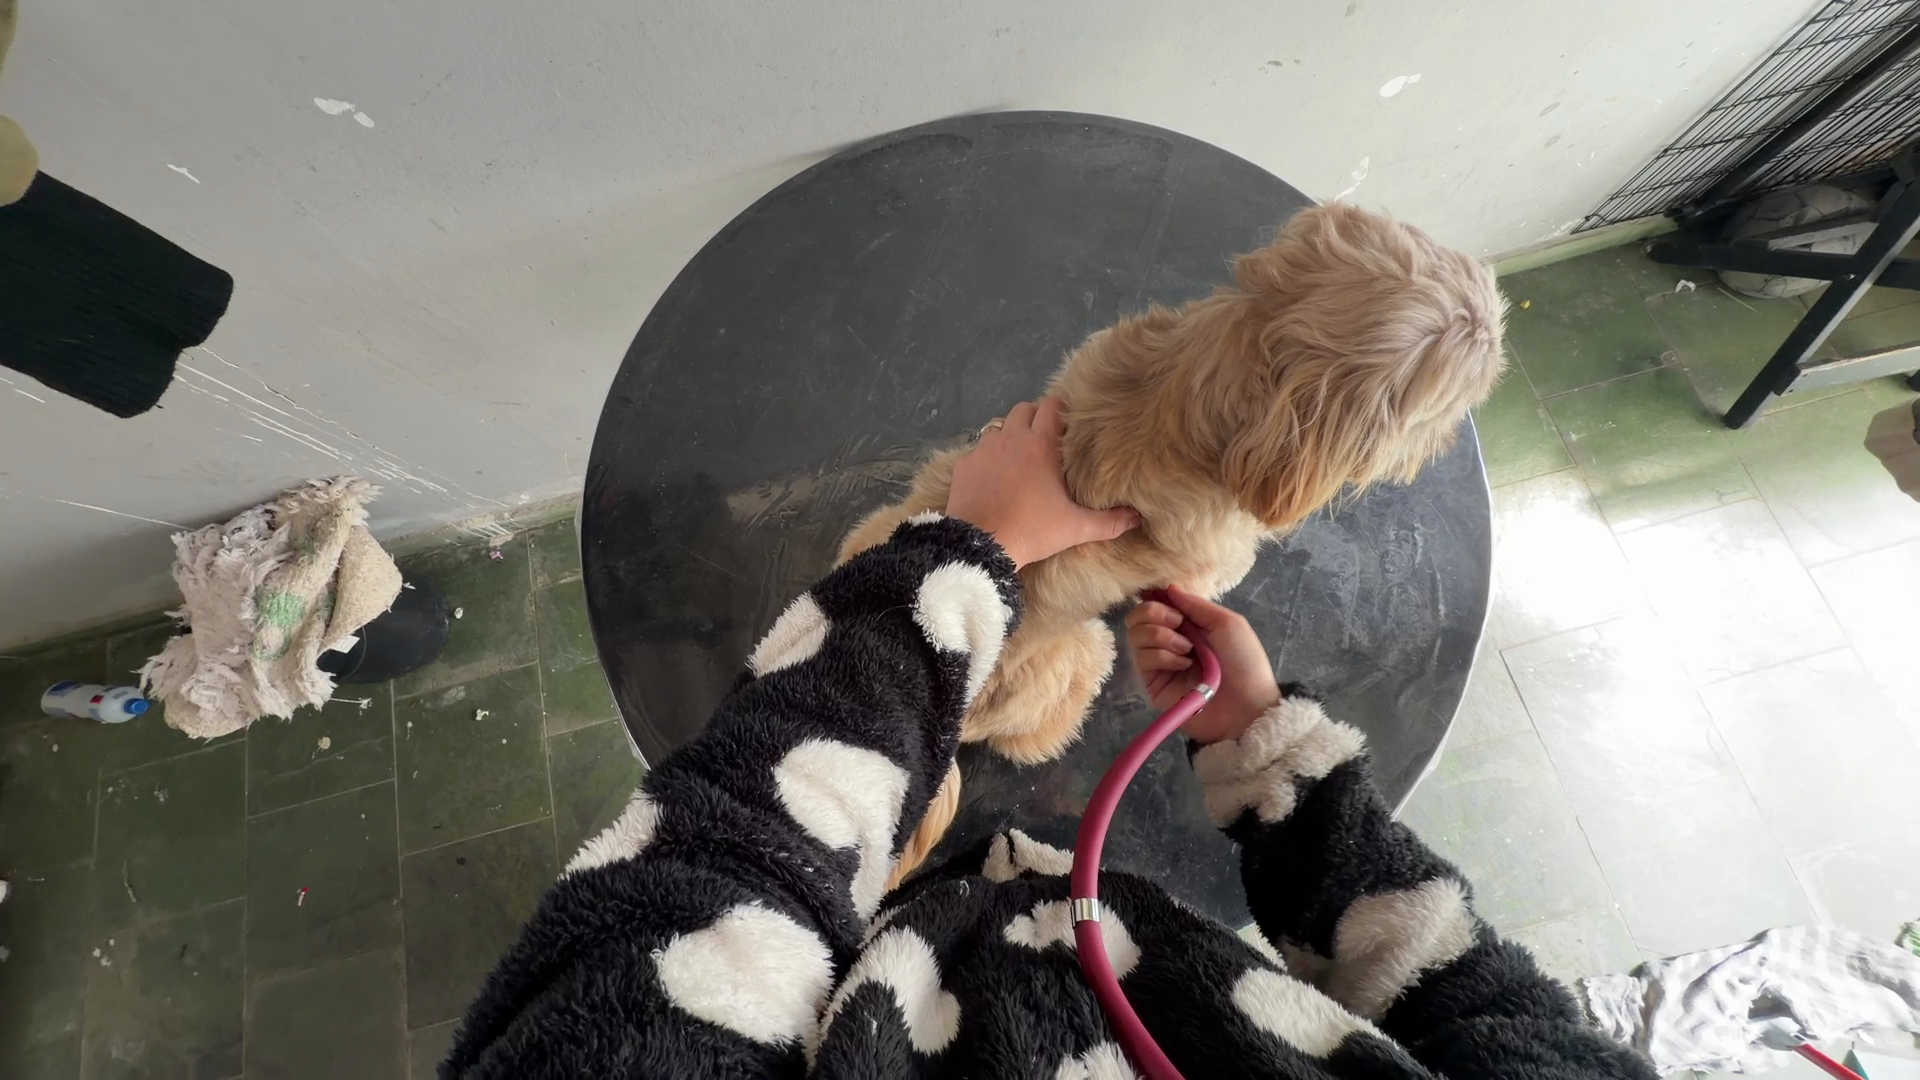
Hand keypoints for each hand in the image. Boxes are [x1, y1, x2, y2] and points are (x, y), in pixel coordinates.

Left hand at [946, 398, 1139, 567]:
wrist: (981, 546)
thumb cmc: (1032, 530)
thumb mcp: (1075, 528)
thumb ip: (1109, 521)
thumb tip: (1137, 518)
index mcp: (1040, 443)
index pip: (1052, 406)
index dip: (1062, 411)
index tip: (1069, 424)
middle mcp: (1011, 437)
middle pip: (1024, 409)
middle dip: (1035, 418)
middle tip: (1045, 440)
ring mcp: (984, 449)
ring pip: (998, 427)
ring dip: (1009, 435)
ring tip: (1018, 458)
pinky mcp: (964, 465)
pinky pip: (977, 451)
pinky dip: (987, 458)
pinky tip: (992, 478)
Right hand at [1124, 584, 1280, 743]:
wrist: (1246, 706)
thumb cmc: (1244, 661)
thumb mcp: (1227, 623)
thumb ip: (1195, 604)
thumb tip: (1168, 588)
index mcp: (1186, 625)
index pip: (1156, 604)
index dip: (1155, 597)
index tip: (1162, 597)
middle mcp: (1167, 641)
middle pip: (1136, 617)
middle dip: (1154, 613)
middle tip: (1177, 624)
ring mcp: (1158, 662)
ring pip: (1135, 635)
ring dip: (1161, 635)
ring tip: (1186, 649)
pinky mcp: (1152, 683)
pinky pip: (1143, 658)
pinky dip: (1163, 656)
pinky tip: (1183, 665)